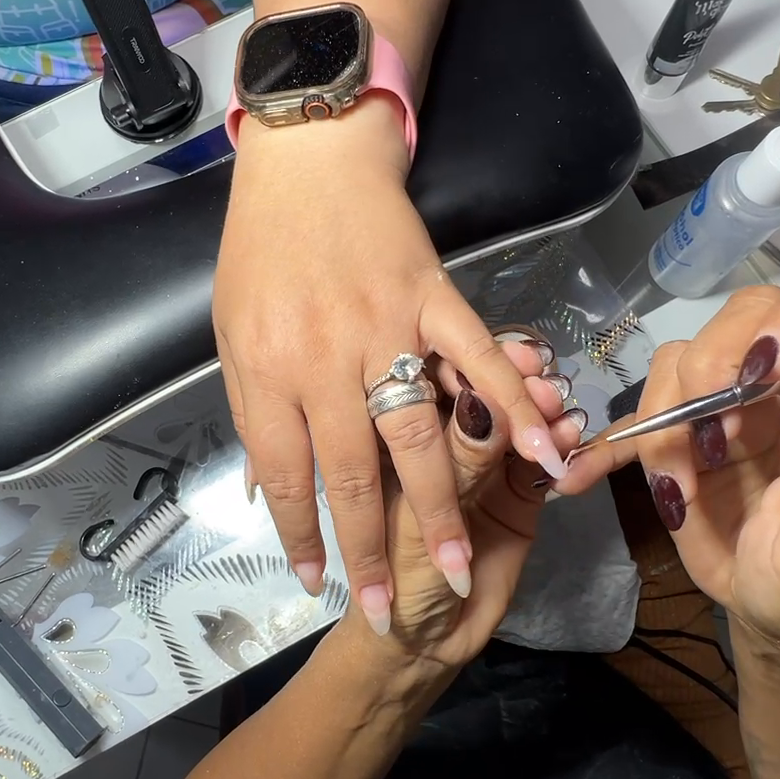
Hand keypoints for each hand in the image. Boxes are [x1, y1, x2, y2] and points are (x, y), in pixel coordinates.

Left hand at [214, 105, 570, 635]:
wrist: (306, 163)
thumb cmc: (260, 253)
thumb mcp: (234, 337)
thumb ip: (256, 414)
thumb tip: (266, 491)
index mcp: (269, 372)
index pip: (286, 476)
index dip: (300, 537)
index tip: (316, 585)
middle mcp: (326, 362)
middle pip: (352, 473)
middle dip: (370, 551)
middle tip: (387, 614)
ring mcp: (387, 330)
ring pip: (418, 434)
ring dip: (441, 510)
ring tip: (456, 573)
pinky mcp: (435, 299)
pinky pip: (479, 360)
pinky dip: (515, 407)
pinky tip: (545, 456)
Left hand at [367, 357, 578, 670]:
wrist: (424, 642)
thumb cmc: (396, 579)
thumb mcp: (419, 520)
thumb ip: (455, 466)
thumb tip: (482, 402)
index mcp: (400, 437)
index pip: (437, 389)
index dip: (472, 370)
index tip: (505, 356)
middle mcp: (443, 442)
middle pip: (483, 401)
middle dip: (512, 386)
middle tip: (541, 378)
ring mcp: (485, 465)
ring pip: (516, 428)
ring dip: (539, 414)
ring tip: (560, 407)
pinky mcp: (519, 492)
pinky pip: (541, 464)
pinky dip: (557, 449)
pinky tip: (571, 437)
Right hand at [556, 284, 779, 651]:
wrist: (776, 616)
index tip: (759, 375)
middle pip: (751, 316)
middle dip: (715, 370)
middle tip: (715, 442)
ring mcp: (736, 404)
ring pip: (683, 358)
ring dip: (667, 419)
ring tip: (681, 484)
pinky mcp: (685, 427)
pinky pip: (638, 408)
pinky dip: (610, 442)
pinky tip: (581, 475)